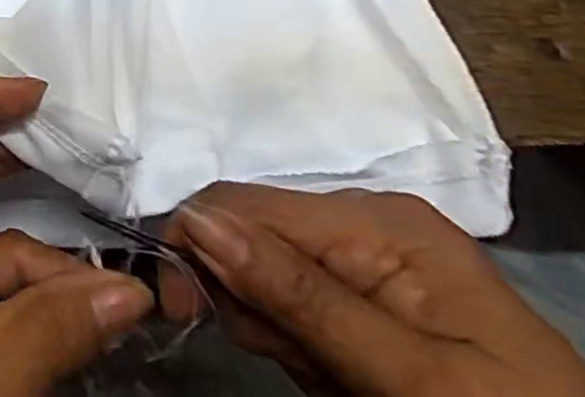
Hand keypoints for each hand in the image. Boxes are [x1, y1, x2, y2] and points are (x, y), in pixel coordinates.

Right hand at [162, 183, 584, 396]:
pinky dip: (300, 347)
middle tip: (297, 369)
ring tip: (333, 382)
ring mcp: (370, 262)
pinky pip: (299, 305)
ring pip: (269, 276)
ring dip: (277, 332)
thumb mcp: (413, 374)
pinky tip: (338, 379)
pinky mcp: (369, 299)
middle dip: (250, 301)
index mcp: (379, 220)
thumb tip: (198, 221)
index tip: (171, 308)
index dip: (198, 245)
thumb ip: (302, 295)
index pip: (250, 205)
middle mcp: (367, 224)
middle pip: (255, 235)